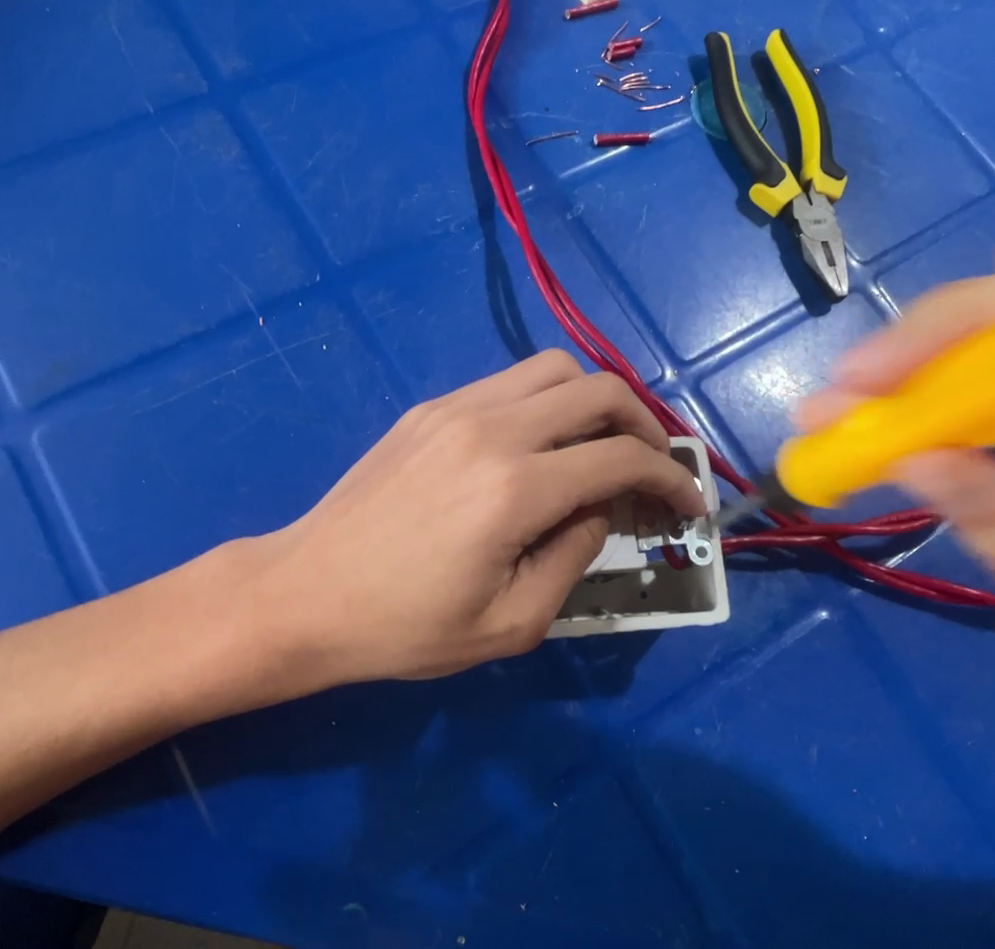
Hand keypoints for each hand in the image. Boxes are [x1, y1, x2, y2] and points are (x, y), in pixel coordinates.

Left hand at [226, 350, 703, 686]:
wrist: (305, 593)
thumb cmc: (405, 626)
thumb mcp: (511, 623)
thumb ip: (575, 558)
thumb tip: (601, 507)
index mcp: (515, 489)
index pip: (623, 459)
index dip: (671, 479)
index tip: (690, 505)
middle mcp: (492, 429)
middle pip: (599, 389)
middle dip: (647, 425)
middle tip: (653, 470)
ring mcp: (455, 408)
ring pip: (554, 369)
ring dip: (596, 401)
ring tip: (602, 449)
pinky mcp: (430, 408)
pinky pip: (509, 383)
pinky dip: (547, 402)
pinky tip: (541, 448)